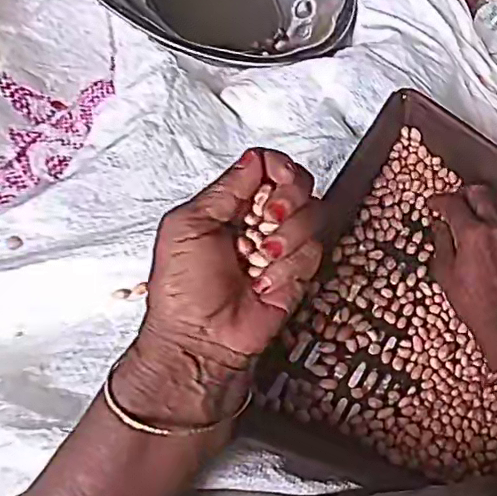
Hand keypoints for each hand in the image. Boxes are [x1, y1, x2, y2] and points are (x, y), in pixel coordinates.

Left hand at [115, 149, 323, 426]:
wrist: (201, 336)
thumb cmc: (182, 288)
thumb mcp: (186, 225)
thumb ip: (224, 190)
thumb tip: (254, 159)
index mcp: (234, 205)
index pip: (271, 167)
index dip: (278, 167)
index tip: (274, 176)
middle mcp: (265, 221)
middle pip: (301, 185)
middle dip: (286, 201)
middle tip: (264, 221)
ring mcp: (287, 245)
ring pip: (313, 217)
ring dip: (285, 239)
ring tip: (257, 260)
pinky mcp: (303, 271)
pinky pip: (314, 251)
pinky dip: (288, 267)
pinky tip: (265, 281)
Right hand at [426, 185, 496, 363]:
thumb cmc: (473, 302)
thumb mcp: (445, 272)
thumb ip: (441, 242)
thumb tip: (440, 227)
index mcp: (473, 234)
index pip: (453, 203)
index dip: (439, 201)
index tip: (433, 204)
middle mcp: (496, 230)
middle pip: (479, 194)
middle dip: (462, 195)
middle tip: (452, 205)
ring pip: (494, 210)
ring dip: (478, 211)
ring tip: (465, 227)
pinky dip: (491, 228)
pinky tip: (481, 243)